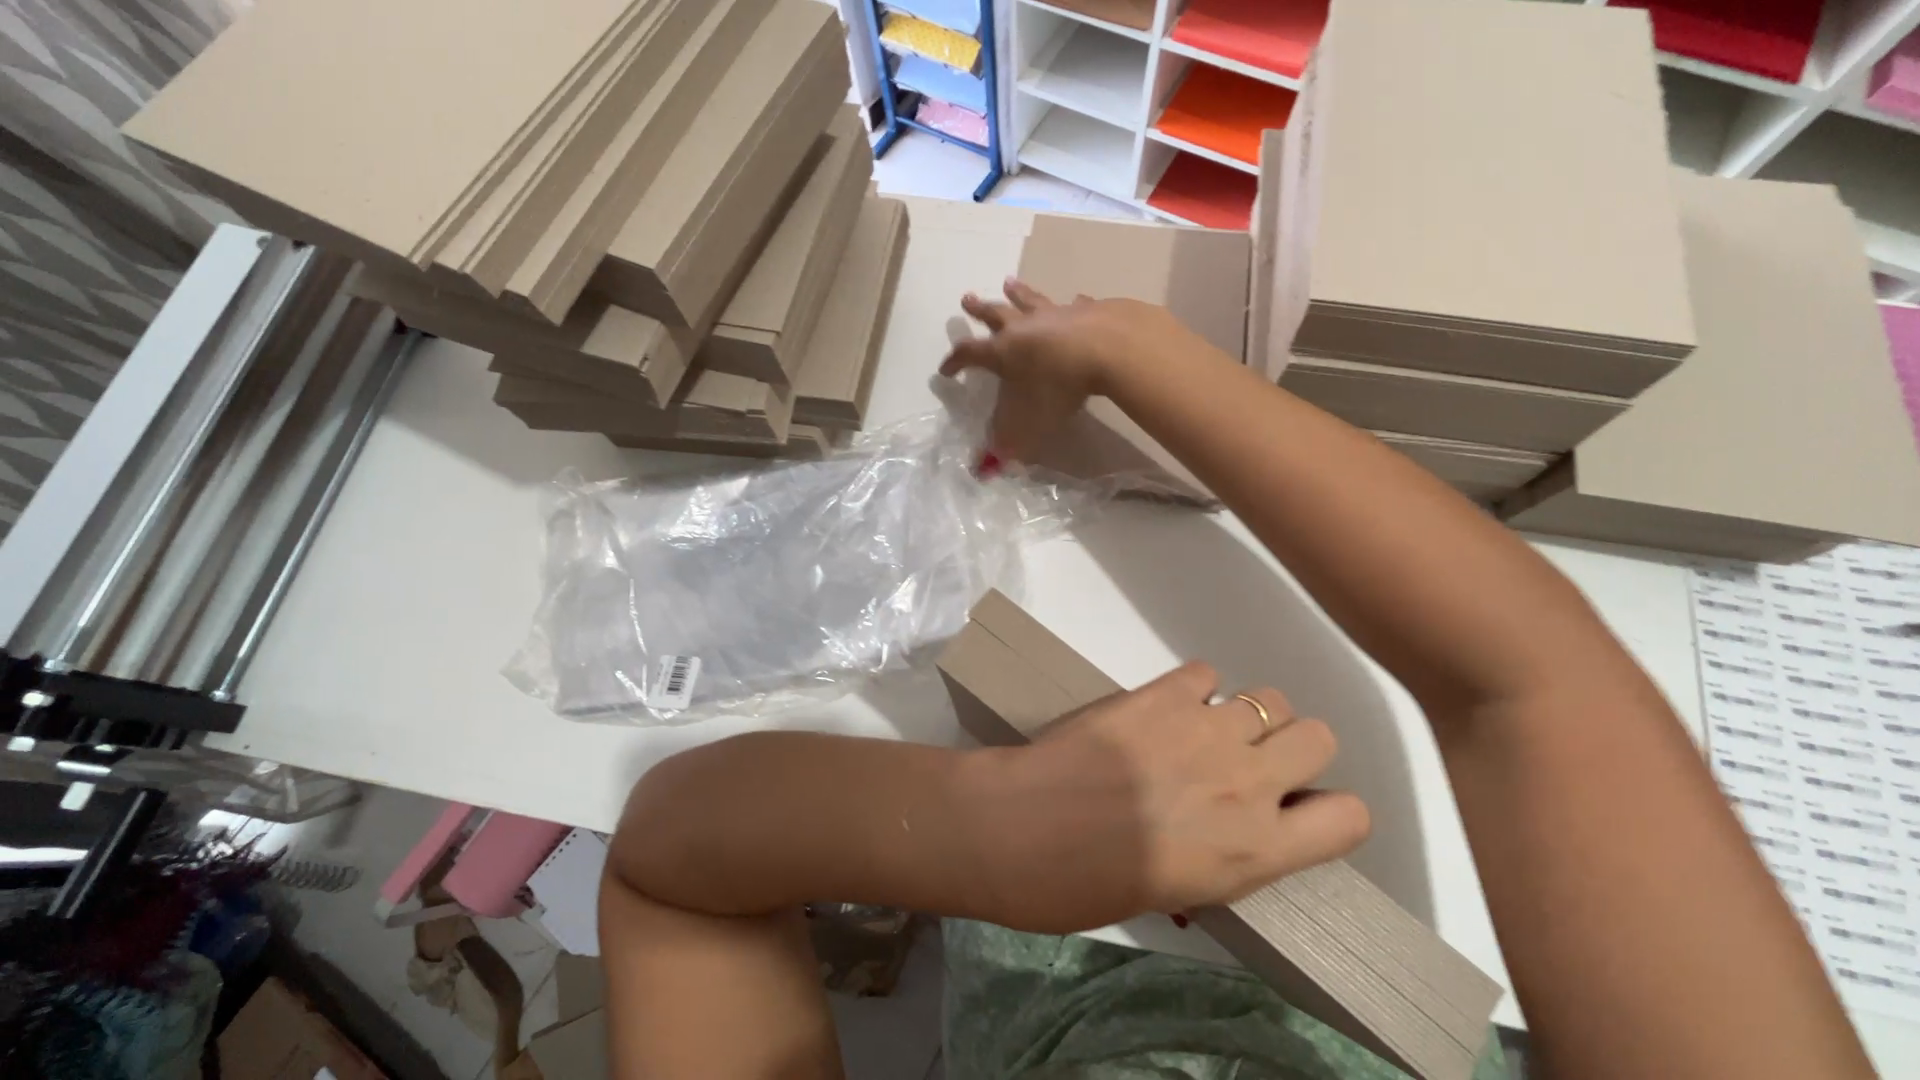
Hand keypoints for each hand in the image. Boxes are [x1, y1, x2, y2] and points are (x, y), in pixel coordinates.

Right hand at [940, 279, 1207, 460]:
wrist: (1106, 350)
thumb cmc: (1057, 388)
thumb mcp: (1026, 424)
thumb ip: (1006, 444)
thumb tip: (987, 466)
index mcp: (1002, 352)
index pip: (968, 354)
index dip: (955, 361)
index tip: (946, 369)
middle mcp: (1024, 328)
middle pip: (995, 314)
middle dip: (979, 309)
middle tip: (966, 298)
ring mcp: (1057, 315)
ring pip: (1031, 300)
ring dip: (1018, 293)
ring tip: (1009, 282)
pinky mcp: (1089, 311)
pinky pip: (1076, 305)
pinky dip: (1073, 305)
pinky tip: (1077, 300)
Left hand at [958, 661, 1370, 934]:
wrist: (1023, 830)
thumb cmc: (1087, 886)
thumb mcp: (1172, 896)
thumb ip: (1218, 860)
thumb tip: (1219, 842)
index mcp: (1257, 851)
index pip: (1350, 817)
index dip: (1329, 810)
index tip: (1294, 809)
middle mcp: (1249, 784)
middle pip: (1319, 737)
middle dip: (1289, 748)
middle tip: (1243, 763)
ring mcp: (1208, 731)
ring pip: (1269, 697)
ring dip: (1243, 715)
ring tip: (1197, 733)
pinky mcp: (1164, 693)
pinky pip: (1205, 673)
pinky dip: (1192, 689)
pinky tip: (1160, 710)